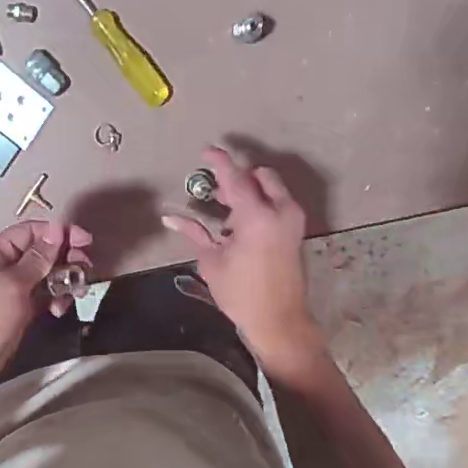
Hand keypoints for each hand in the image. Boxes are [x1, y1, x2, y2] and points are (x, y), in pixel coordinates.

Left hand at [0, 219, 92, 391]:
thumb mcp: (11, 284)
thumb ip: (38, 259)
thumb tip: (56, 230)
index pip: (32, 232)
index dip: (59, 234)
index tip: (85, 242)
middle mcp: (4, 265)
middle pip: (43, 253)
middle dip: (66, 258)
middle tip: (85, 270)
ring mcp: (13, 289)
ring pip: (47, 276)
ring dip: (65, 281)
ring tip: (76, 292)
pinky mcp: (20, 310)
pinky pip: (45, 297)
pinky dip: (56, 300)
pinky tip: (60, 310)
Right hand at [162, 146, 324, 379]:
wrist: (277, 318)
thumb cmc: (240, 293)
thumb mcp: (211, 262)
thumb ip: (194, 233)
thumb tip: (170, 218)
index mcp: (256, 217)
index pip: (236, 178)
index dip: (220, 162)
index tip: (207, 150)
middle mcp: (280, 211)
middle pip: (259, 176)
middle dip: (237, 179)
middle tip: (216, 195)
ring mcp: (292, 219)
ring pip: (271, 188)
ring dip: (249, 191)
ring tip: (226, 213)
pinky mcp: (296, 230)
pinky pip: (278, 203)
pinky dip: (260, 203)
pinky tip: (241, 225)